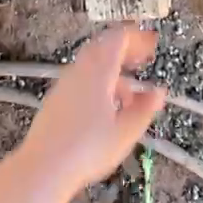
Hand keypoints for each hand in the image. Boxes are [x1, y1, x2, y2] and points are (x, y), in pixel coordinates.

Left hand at [21, 27, 166, 189]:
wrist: (44, 165)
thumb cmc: (89, 148)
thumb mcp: (125, 132)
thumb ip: (144, 108)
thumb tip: (158, 91)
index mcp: (98, 71)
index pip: (117, 38)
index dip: (137, 37)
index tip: (153, 44)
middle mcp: (79, 70)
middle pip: (102, 46)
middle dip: (125, 50)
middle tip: (143, 60)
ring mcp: (64, 83)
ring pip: (91, 63)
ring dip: (112, 69)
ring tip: (130, 93)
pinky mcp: (56, 97)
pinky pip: (81, 77)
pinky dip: (99, 80)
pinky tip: (107, 106)